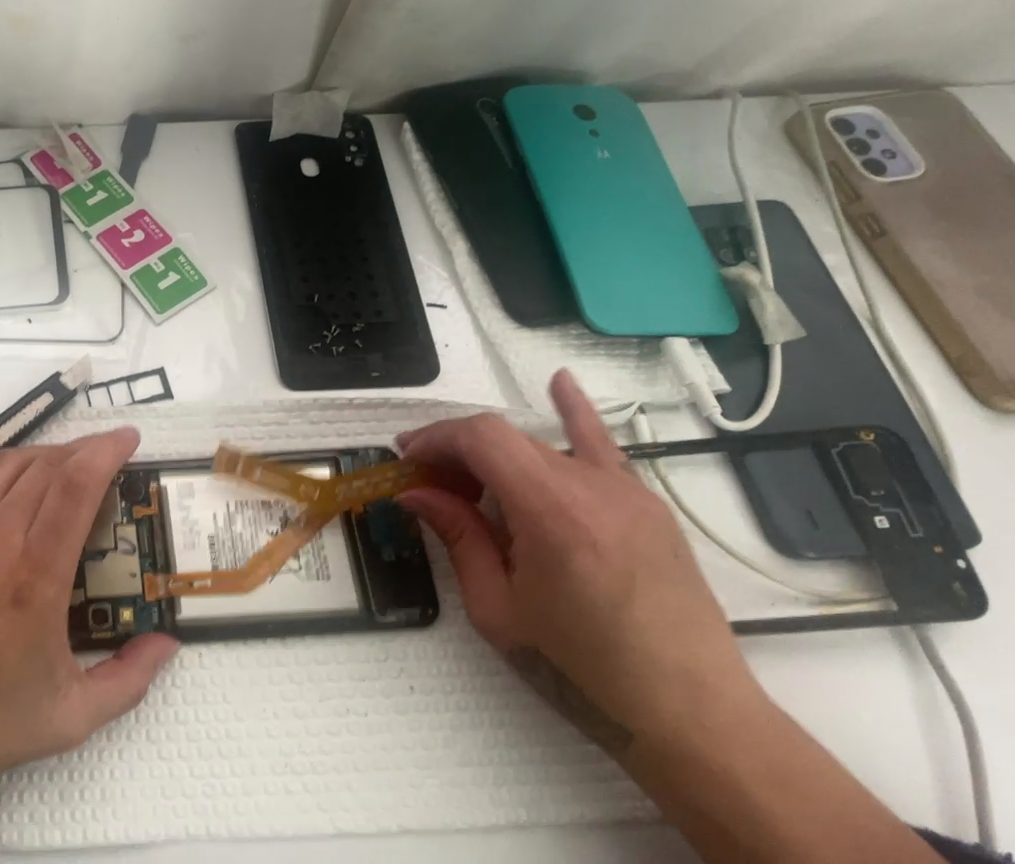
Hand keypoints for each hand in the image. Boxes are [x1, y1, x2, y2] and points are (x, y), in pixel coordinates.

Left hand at [0, 429, 178, 862]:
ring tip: (73, 466)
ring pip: (8, 465)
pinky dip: (9, 470)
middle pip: (46, 465)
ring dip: (47, 454)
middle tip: (113, 455)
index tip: (130, 439)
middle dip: (86, 448)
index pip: (74, 487)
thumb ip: (127, 680)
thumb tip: (168, 644)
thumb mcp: (68, 718)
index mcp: (34, 577)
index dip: (106, 452)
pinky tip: (21, 489)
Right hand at [395, 370, 759, 751]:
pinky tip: (559, 383)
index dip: (435, 438)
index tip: (405, 458)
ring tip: (469, 483)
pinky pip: (602, 447)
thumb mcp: (499, 609)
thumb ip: (458, 539)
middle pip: (509, 437)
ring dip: (497, 455)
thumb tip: (416, 494)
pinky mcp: (647, 505)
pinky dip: (575, 414)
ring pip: (544, 445)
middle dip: (457, 452)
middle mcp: (594, 487)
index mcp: (553, 513)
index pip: (483, 438)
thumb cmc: (583, 670)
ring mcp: (628, 492)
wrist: (690, 710)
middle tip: (428, 487)